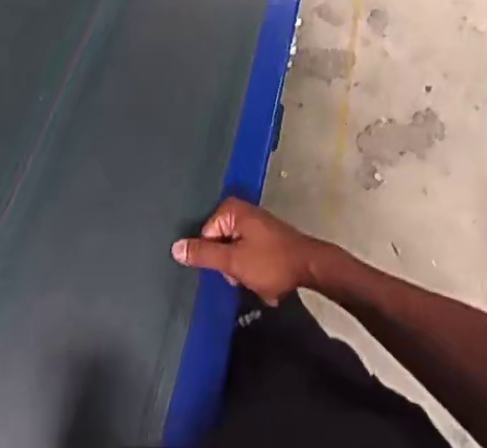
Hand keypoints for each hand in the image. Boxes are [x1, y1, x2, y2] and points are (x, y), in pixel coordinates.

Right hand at [172, 197, 335, 304]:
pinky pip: (246, 254)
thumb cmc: (271, 262)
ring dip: (241, 270)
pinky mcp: (264, 238)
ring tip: (256, 276)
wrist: (311, 267)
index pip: (205, 237)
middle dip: (228, 264)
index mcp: (232, 210)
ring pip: (232, 252)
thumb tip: (175, 247)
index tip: (231, 267)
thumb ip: (204, 254)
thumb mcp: (233, 261)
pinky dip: (252, 268)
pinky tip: (264, 276)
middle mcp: (241, 211)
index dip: (215, 257)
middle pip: (218, 243)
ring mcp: (254, 224)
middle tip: (244, 273)